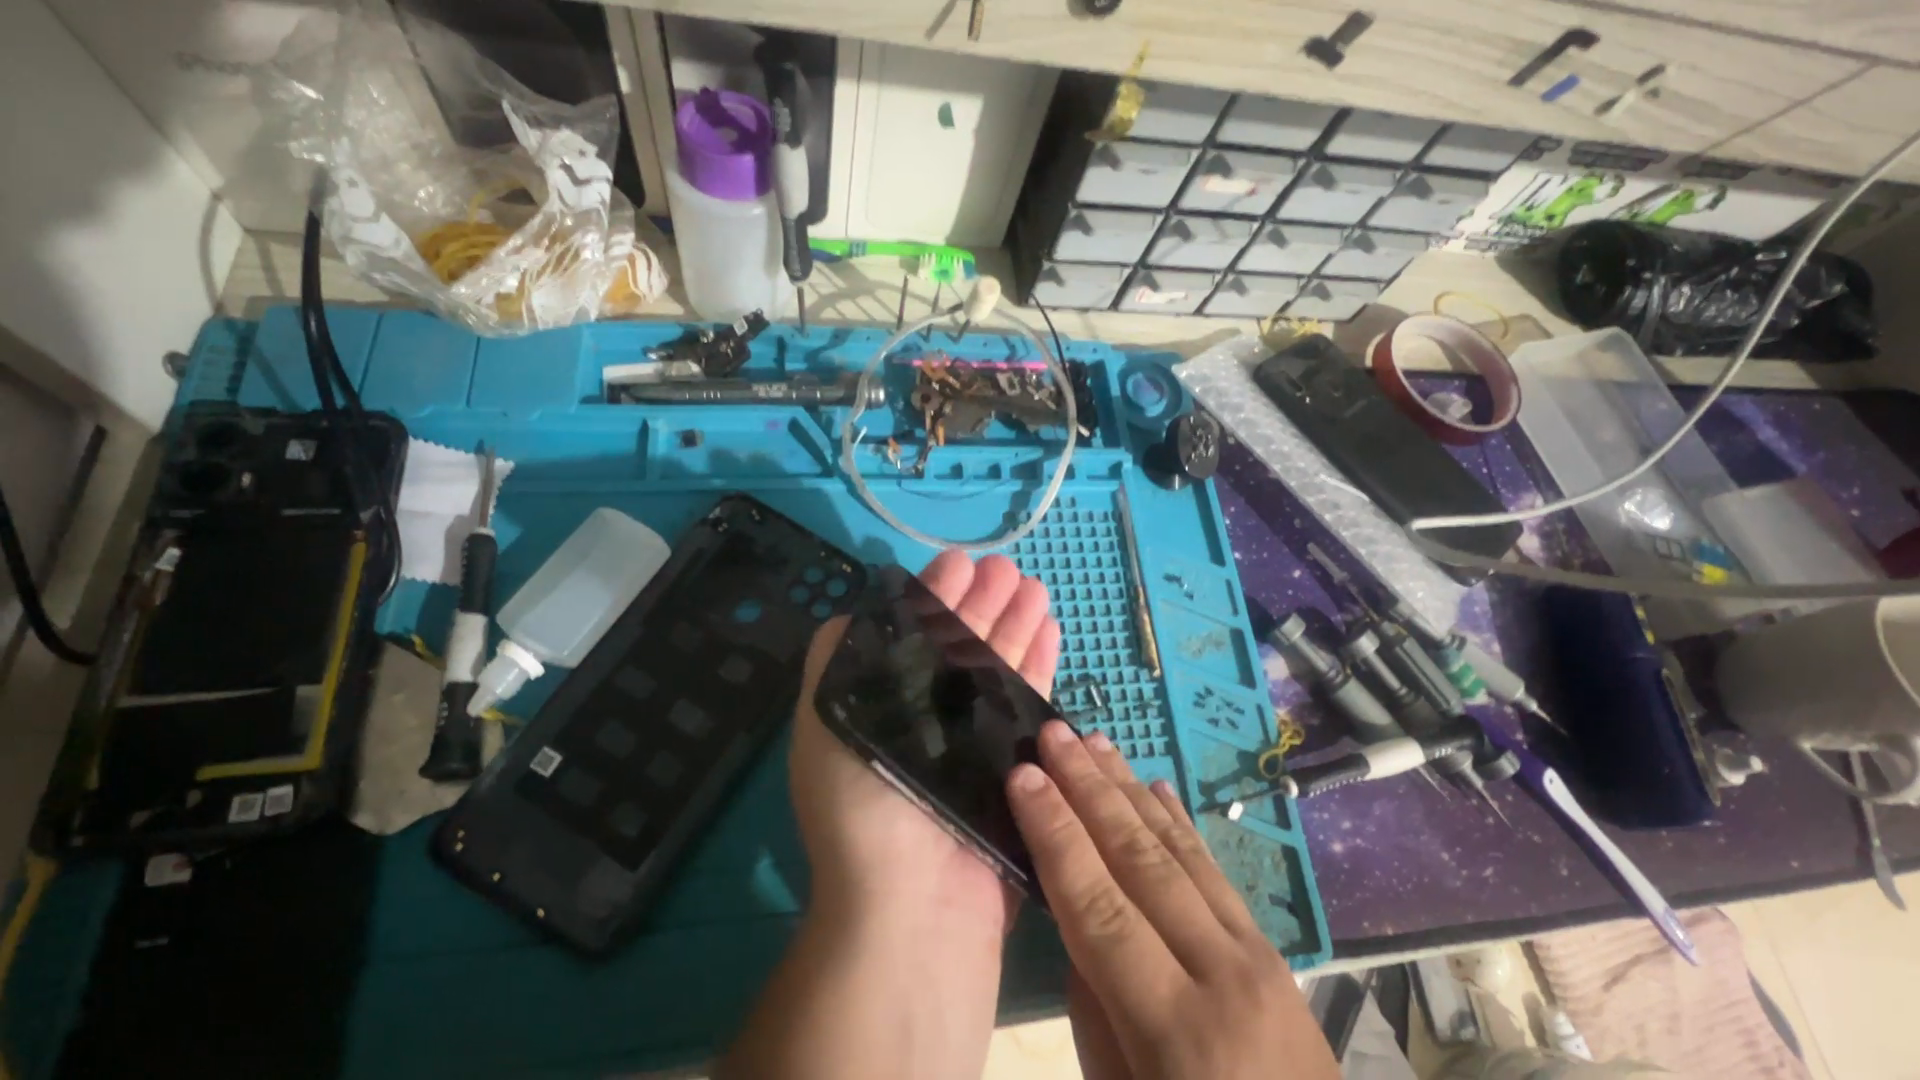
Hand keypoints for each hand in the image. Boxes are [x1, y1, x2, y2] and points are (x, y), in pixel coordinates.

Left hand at [790, 550, 1061, 932]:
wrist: (914, 904)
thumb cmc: (864, 804)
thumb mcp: (825, 721)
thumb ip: (836, 661)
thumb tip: (853, 611)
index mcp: (882, 706)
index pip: (913, 637)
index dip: (936, 597)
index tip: (959, 561)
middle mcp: (926, 720)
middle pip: (961, 647)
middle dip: (982, 603)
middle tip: (1007, 568)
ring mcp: (972, 742)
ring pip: (998, 667)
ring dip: (1015, 624)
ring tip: (1033, 586)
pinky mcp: (1013, 765)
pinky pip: (1029, 702)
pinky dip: (1039, 664)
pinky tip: (1049, 630)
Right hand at [1006, 722, 1338, 1079]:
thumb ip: (1094, 1009)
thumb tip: (1076, 922)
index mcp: (1175, 1028)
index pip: (1099, 906)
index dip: (1056, 835)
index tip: (1023, 776)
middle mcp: (1222, 974)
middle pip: (1143, 861)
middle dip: (1090, 789)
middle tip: (1053, 732)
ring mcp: (1257, 958)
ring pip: (1182, 854)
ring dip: (1130, 791)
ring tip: (1095, 742)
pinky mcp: (1274, 954)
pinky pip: (1217, 874)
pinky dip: (1181, 825)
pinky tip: (1157, 790)